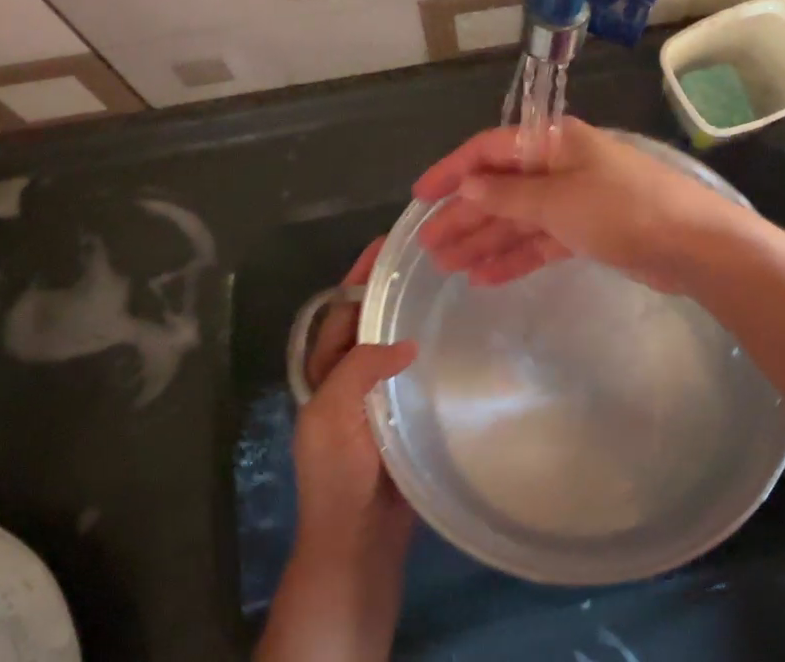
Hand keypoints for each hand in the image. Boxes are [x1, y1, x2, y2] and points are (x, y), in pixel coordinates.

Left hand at [292, 237, 417, 563]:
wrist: (358, 539)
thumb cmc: (338, 473)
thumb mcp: (334, 414)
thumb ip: (359, 368)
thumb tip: (405, 343)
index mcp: (323, 373)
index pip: (340, 312)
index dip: (359, 278)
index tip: (387, 245)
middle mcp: (348, 380)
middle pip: (369, 324)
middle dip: (390, 292)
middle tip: (428, 264)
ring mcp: (378, 400)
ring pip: (395, 348)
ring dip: (414, 320)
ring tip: (449, 292)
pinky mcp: (405, 419)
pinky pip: (417, 377)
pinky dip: (432, 356)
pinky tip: (461, 344)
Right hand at [411, 118, 743, 291]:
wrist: (694, 245)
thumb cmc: (624, 209)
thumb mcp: (559, 200)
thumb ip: (510, 194)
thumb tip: (468, 185)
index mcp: (553, 142)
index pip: (490, 151)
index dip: (452, 171)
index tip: (420, 197)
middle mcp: (559, 166)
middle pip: (501, 189)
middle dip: (464, 217)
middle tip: (429, 248)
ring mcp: (575, 201)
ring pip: (518, 219)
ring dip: (484, 241)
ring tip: (448, 267)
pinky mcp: (588, 233)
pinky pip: (541, 242)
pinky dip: (515, 257)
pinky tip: (485, 277)